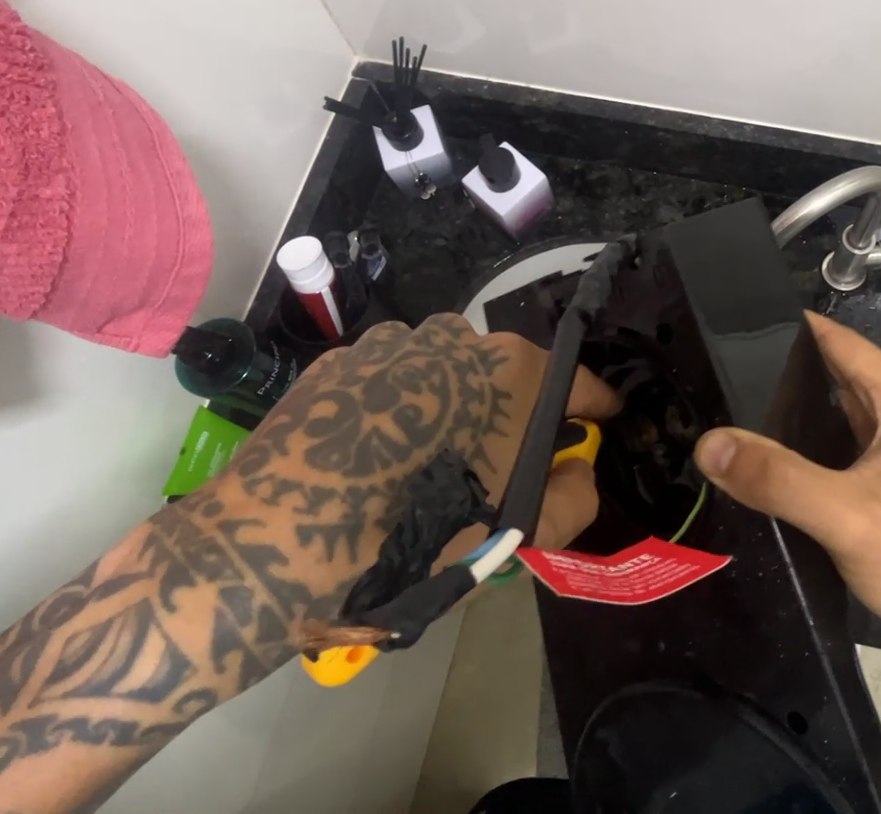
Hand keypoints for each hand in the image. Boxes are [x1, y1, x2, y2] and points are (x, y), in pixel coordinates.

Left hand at [202, 314, 619, 640]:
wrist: (280, 541)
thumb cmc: (418, 533)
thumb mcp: (520, 534)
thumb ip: (575, 497)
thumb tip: (576, 468)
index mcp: (513, 371)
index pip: (579, 382)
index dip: (595, 409)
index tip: (600, 425)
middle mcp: (457, 339)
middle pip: (510, 377)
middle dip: (517, 414)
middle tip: (498, 466)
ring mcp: (391, 343)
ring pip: (447, 373)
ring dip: (453, 406)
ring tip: (427, 462)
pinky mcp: (338, 362)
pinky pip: (391, 380)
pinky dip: (398, 408)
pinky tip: (376, 454)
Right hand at [690, 312, 880, 659]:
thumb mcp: (844, 516)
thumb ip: (776, 478)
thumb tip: (708, 444)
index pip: (846, 344)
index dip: (798, 328)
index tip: (745, 322)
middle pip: (848, 378)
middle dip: (794, 372)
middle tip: (730, 371)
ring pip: (853, 417)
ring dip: (809, 411)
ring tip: (746, 410)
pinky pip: (858, 451)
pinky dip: (825, 446)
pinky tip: (789, 462)